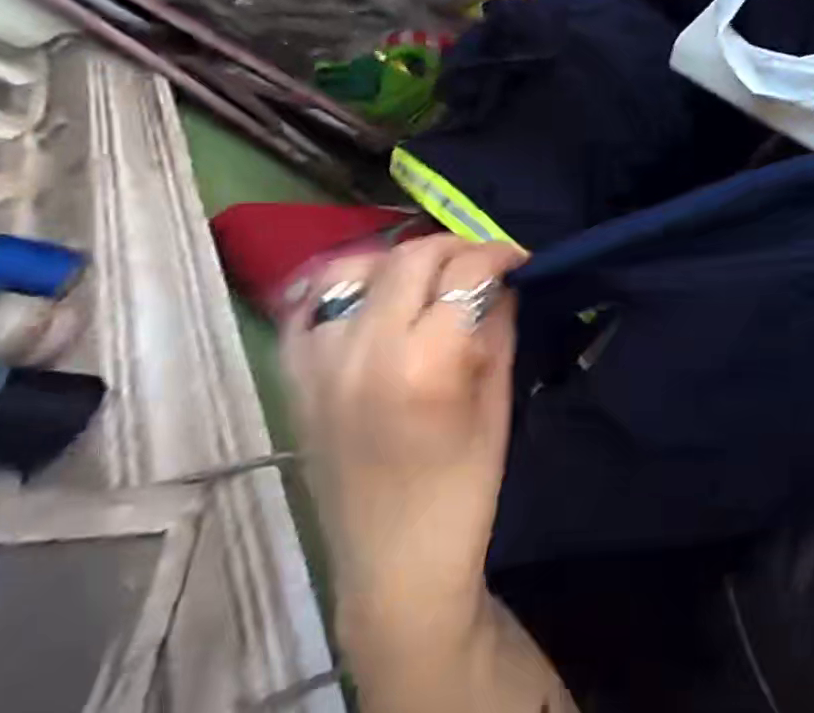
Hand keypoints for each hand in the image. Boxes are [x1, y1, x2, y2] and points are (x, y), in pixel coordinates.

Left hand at [279, 234, 526, 640]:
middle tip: (481, 268)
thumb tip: (501, 280)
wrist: (394, 564)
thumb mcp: (496, 405)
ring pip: (356, 265)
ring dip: (402, 262)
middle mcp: (361, 349)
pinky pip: (314, 302)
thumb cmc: (464, 490)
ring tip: (428, 281)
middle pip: (410, 257)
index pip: (464, 273)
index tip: (519, 260)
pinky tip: (376, 301)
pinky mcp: (294, 373)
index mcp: (422, 364)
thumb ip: (498, 328)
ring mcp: (318, 359)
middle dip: (456, 249)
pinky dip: (348, 287)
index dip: (499, 255)